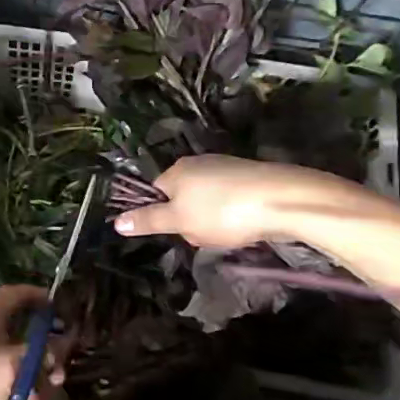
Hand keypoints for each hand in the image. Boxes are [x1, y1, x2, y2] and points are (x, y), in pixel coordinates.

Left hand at [0, 286, 59, 399]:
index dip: (45, 300)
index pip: (21, 292)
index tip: (65, 315)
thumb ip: (38, 354)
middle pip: (20, 329)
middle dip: (42, 357)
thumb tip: (55, 348)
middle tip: (58, 378)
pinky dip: (8, 386)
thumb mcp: (11, 368)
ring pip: (9, 354)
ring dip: (28, 381)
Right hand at [112, 155, 365, 247]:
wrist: (283, 199)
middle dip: (192, 222)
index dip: (164, 216)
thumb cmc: (222, 211)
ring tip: (230, 234)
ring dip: (214, 222)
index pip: (156, 193)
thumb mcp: (179, 221)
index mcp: (177, 170)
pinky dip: (236, 216)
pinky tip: (247, 226)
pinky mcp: (251, 177)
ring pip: (208, 202)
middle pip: (183, 199)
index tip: (179, 231)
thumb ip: (148, 220)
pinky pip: (232, 201)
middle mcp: (199, 163)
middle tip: (205, 236)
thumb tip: (116, 222)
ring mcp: (227, 168)